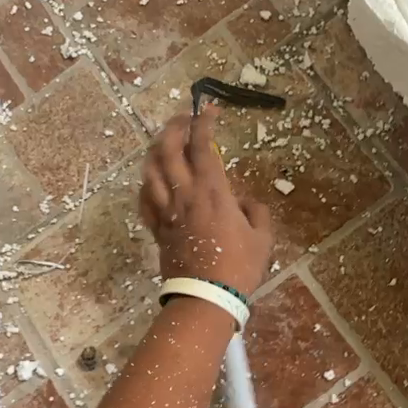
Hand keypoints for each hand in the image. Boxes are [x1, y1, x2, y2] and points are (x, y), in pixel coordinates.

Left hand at [139, 107, 273, 298]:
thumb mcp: (262, 237)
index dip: (204, 122)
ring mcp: (167, 211)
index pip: (203, 145)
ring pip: (150, 171)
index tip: (208, 110)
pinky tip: (151, 180)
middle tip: (183, 119)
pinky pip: (144, 200)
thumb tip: (243, 201)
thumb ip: (255, 211)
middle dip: (173, 128)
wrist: (206, 297)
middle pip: (168, 150)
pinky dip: (146, 184)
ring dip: (155, 151)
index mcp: (212, 191)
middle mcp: (185, 194)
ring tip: (163, 143)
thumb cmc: (239, 267)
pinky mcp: (157, 228)